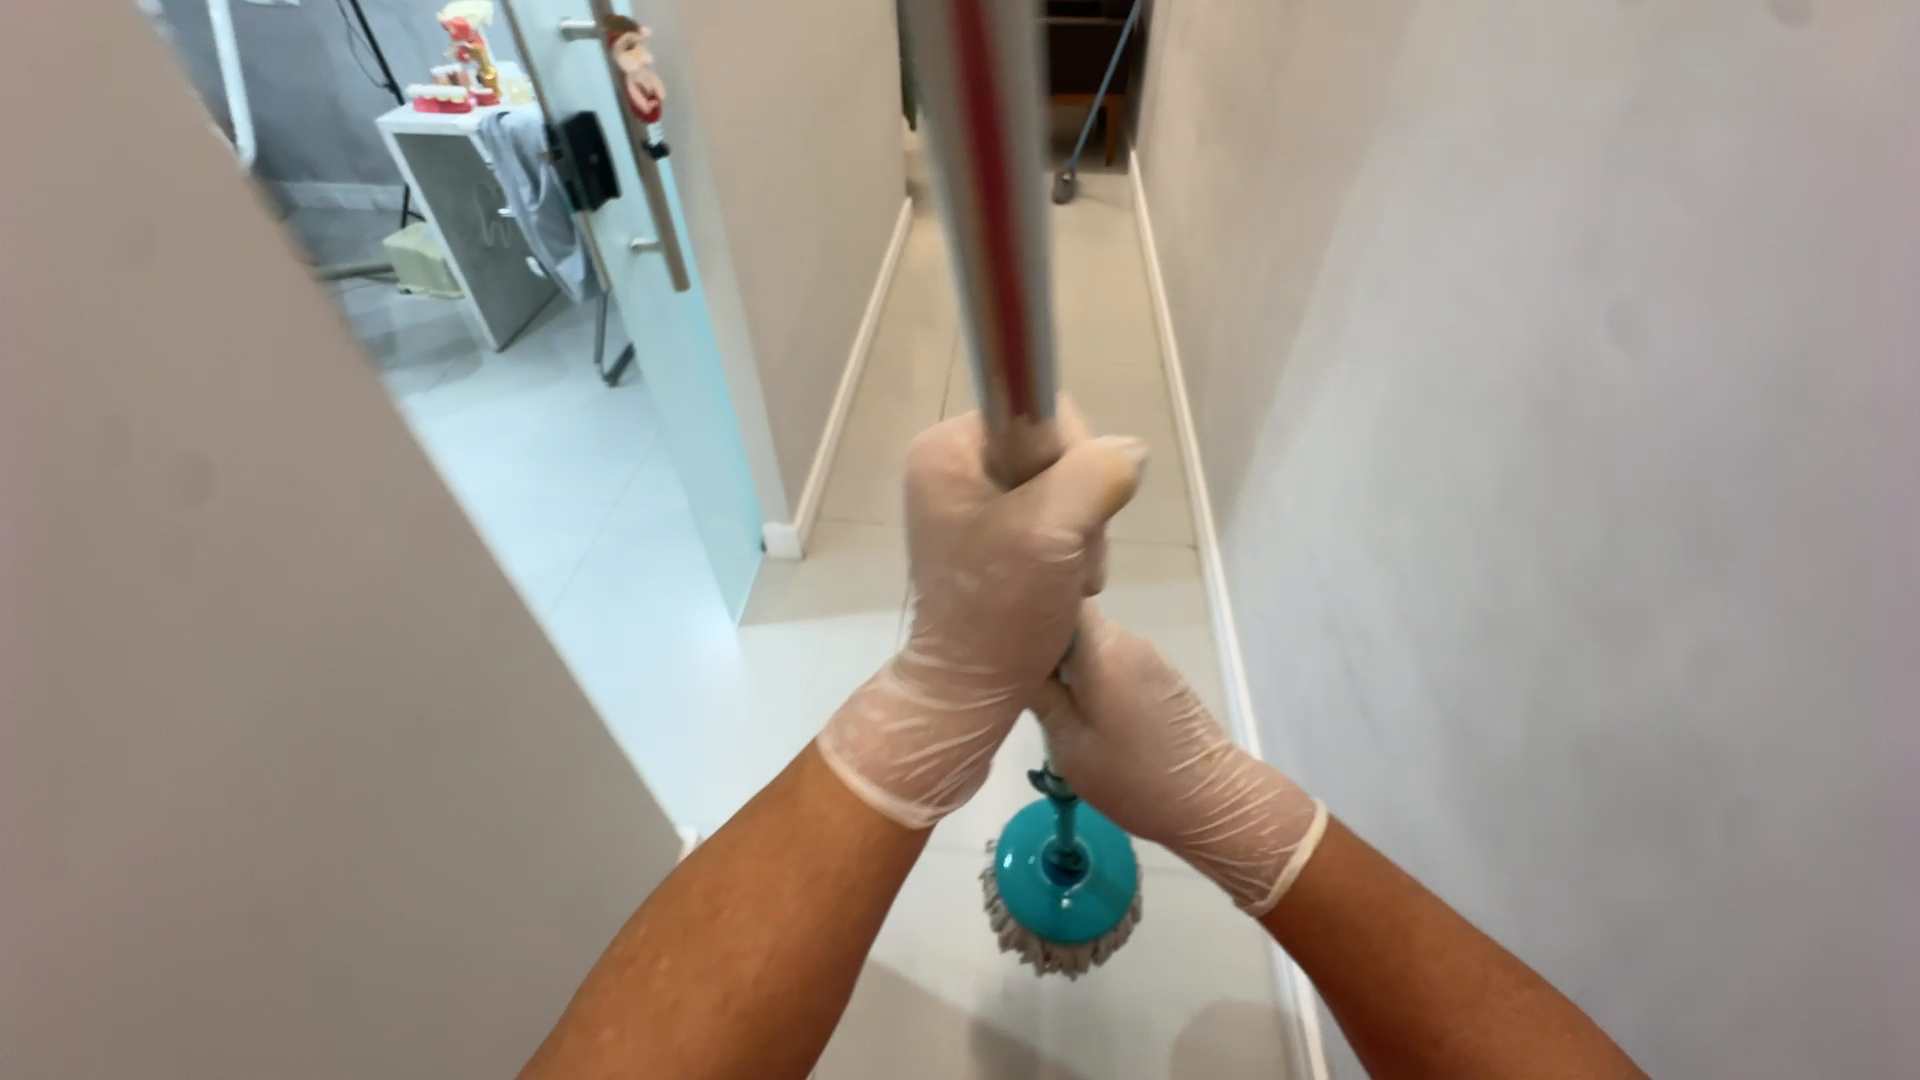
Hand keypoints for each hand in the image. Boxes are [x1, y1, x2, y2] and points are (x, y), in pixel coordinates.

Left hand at [816, 412, 1145, 829]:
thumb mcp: (1052, 530)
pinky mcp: (989, 532)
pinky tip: (1062, 581)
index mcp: (946, 448)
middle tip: (1072, 559)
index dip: (1073, 458)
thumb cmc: (1000, 610)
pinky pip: (1052, 515)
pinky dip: (1070, 547)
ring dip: (1081, 532)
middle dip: (1080, 505)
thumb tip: (1130, 452)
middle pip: (1052, 450)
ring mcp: (969, 500)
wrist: (974, 686)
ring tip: (1067, 578)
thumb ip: (1095, 473)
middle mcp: (952, 465)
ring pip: (1062, 486)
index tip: (1071, 515)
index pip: (1039, 410)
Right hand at [1035, 609, 1327, 913]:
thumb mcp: (1070, 746)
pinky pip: (1109, 656)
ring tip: (1034, 686)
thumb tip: (1013, 664)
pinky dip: (1086, 669)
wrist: (1212, 802)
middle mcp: (1126, 640)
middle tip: (1007, 665)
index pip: (1059, 599)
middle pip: (1072, 617)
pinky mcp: (1157, 675)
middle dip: (1040, 636)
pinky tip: (1071, 699)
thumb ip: (1040, 697)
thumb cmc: (1134, 778)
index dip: (1028, 607)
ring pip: (1090, 639)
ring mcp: (1146, 656)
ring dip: (1063, 656)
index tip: (999, 628)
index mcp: (1102, 649)